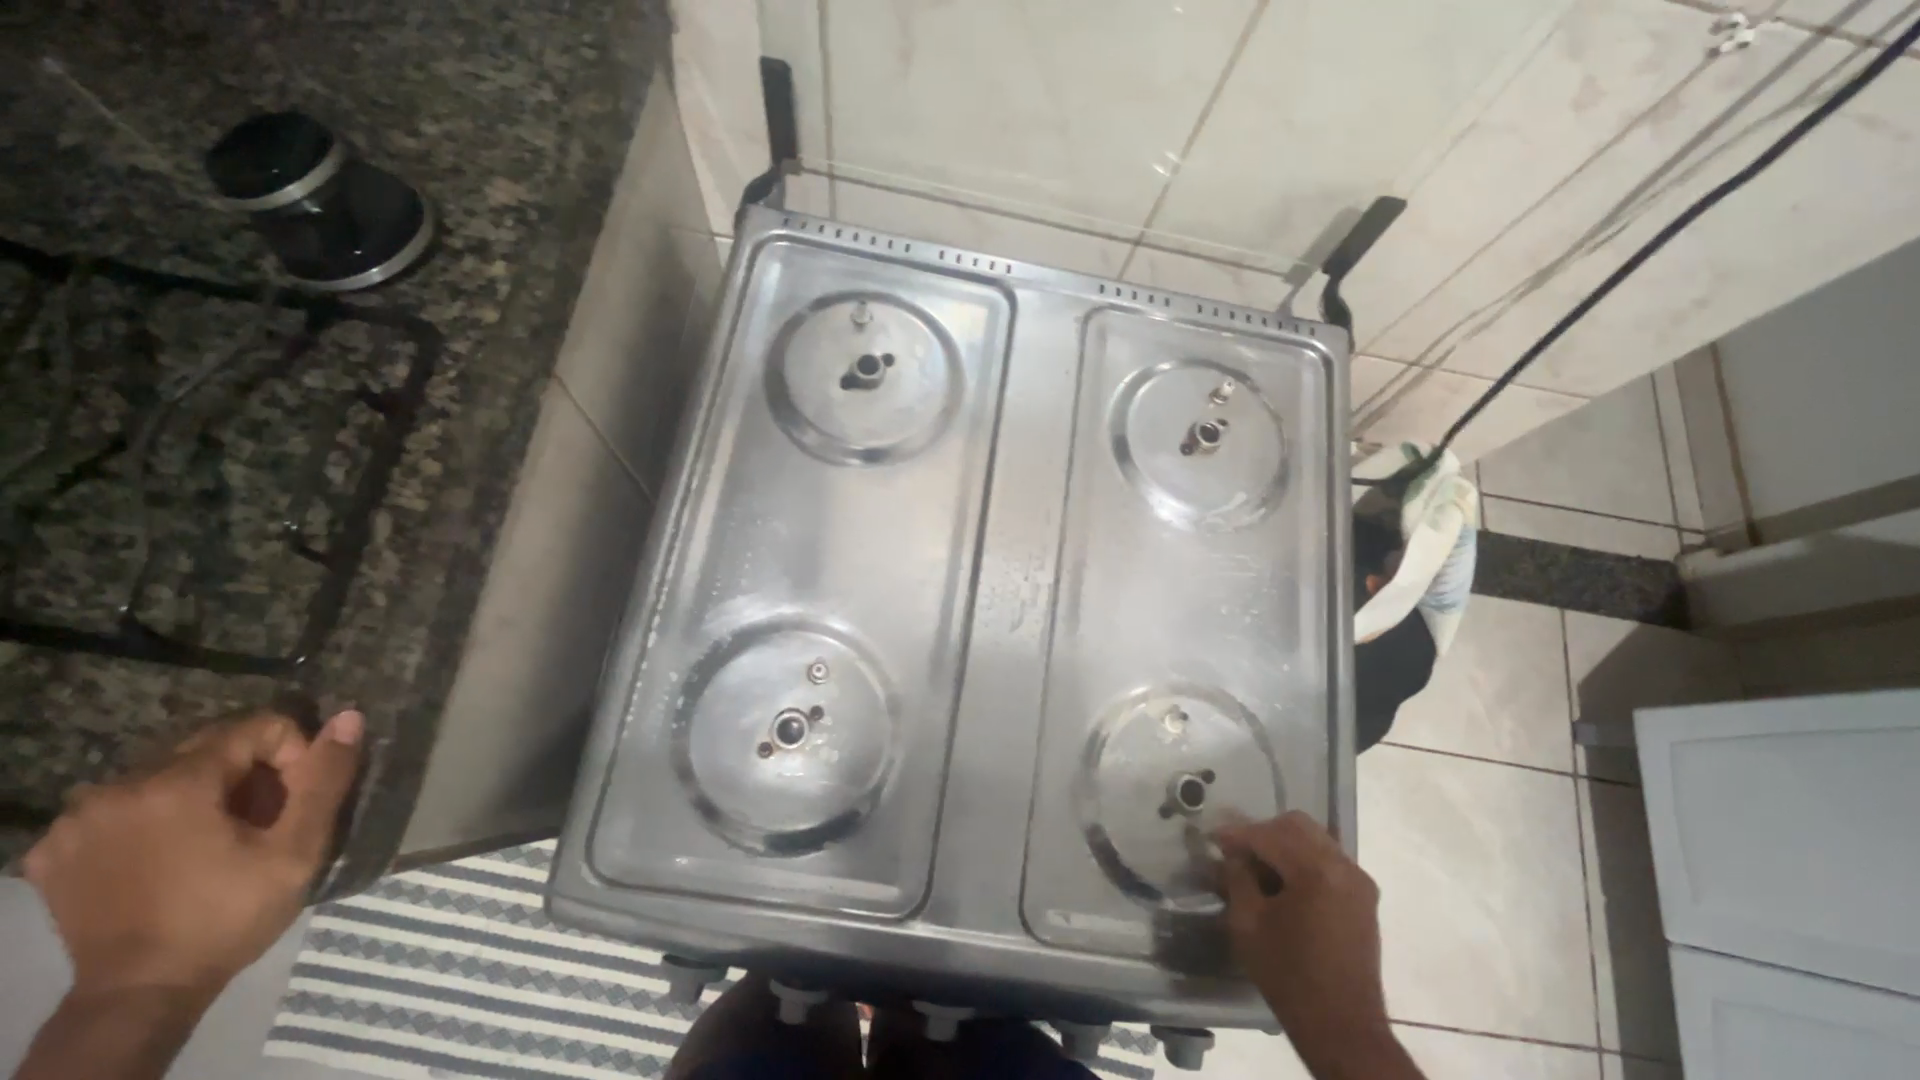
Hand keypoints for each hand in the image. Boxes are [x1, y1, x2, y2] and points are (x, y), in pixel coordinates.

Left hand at [23, 709, 363, 1001]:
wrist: (141, 993)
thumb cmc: (229, 916)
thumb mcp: (297, 849)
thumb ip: (324, 779)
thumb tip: (348, 717)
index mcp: (176, 782)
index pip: (255, 727)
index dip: (290, 756)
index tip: (291, 805)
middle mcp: (116, 786)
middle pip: (206, 748)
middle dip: (246, 774)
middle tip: (260, 825)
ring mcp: (76, 819)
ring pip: (162, 775)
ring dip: (199, 792)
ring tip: (214, 841)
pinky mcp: (53, 849)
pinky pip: (118, 807)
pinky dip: (149, 818)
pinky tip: (162, 856)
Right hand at [1216, 812, 1405, 1076]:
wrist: (1342, 1025)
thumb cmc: (1288, 975)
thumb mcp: (1248, 924)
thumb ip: (1238, 878)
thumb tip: (1233, 855)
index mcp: (1316, 870)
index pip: (1268, 834)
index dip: (1236, 834)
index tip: (1211, 839)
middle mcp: (1343, 866)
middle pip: (1297, 826)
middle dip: (1262, 832)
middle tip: (1236, 853)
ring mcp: (1359, 881)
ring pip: (1315, 840)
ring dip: (1284, 846)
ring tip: (1258, 870)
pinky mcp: (1364, 898)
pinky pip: (1329, 861)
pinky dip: (1303, 861)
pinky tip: (1283, 885)